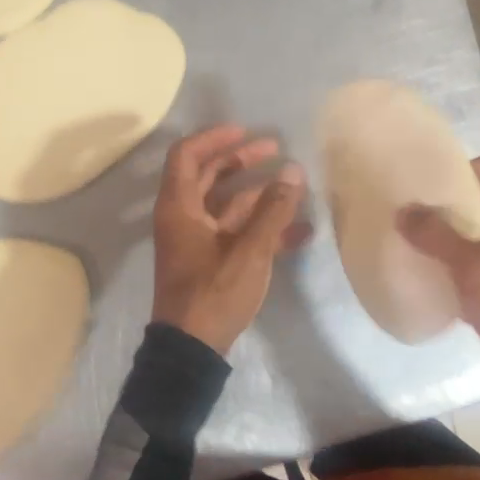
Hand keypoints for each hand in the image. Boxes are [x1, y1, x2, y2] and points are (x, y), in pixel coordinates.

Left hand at [151, 125, 308, 354]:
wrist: (193, 349)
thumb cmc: (214, 292)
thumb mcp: (249, 250)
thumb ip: (273, 209)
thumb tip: (293, 170)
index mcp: (179, 207)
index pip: (187, 155)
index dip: (215, 138)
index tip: (246, 131)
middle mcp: (183, 218)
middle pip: (208, 177)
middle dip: (242, 162)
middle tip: (275, 151)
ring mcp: (197, 242)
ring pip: (227, 207)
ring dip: (259, 196)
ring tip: (295, 190)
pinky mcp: (210, 264)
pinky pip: (236, 235)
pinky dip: (263, 229)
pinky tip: (300, 233)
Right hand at [397, 150, 479, 387]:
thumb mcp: (475, 271)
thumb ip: (437, 237)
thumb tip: (403, 210)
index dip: (473, 168)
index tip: (440, 190)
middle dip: (454, 199)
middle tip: (417, 210)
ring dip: (453, 229)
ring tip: (417, 236)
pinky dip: (460, 254)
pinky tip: (431, 267)